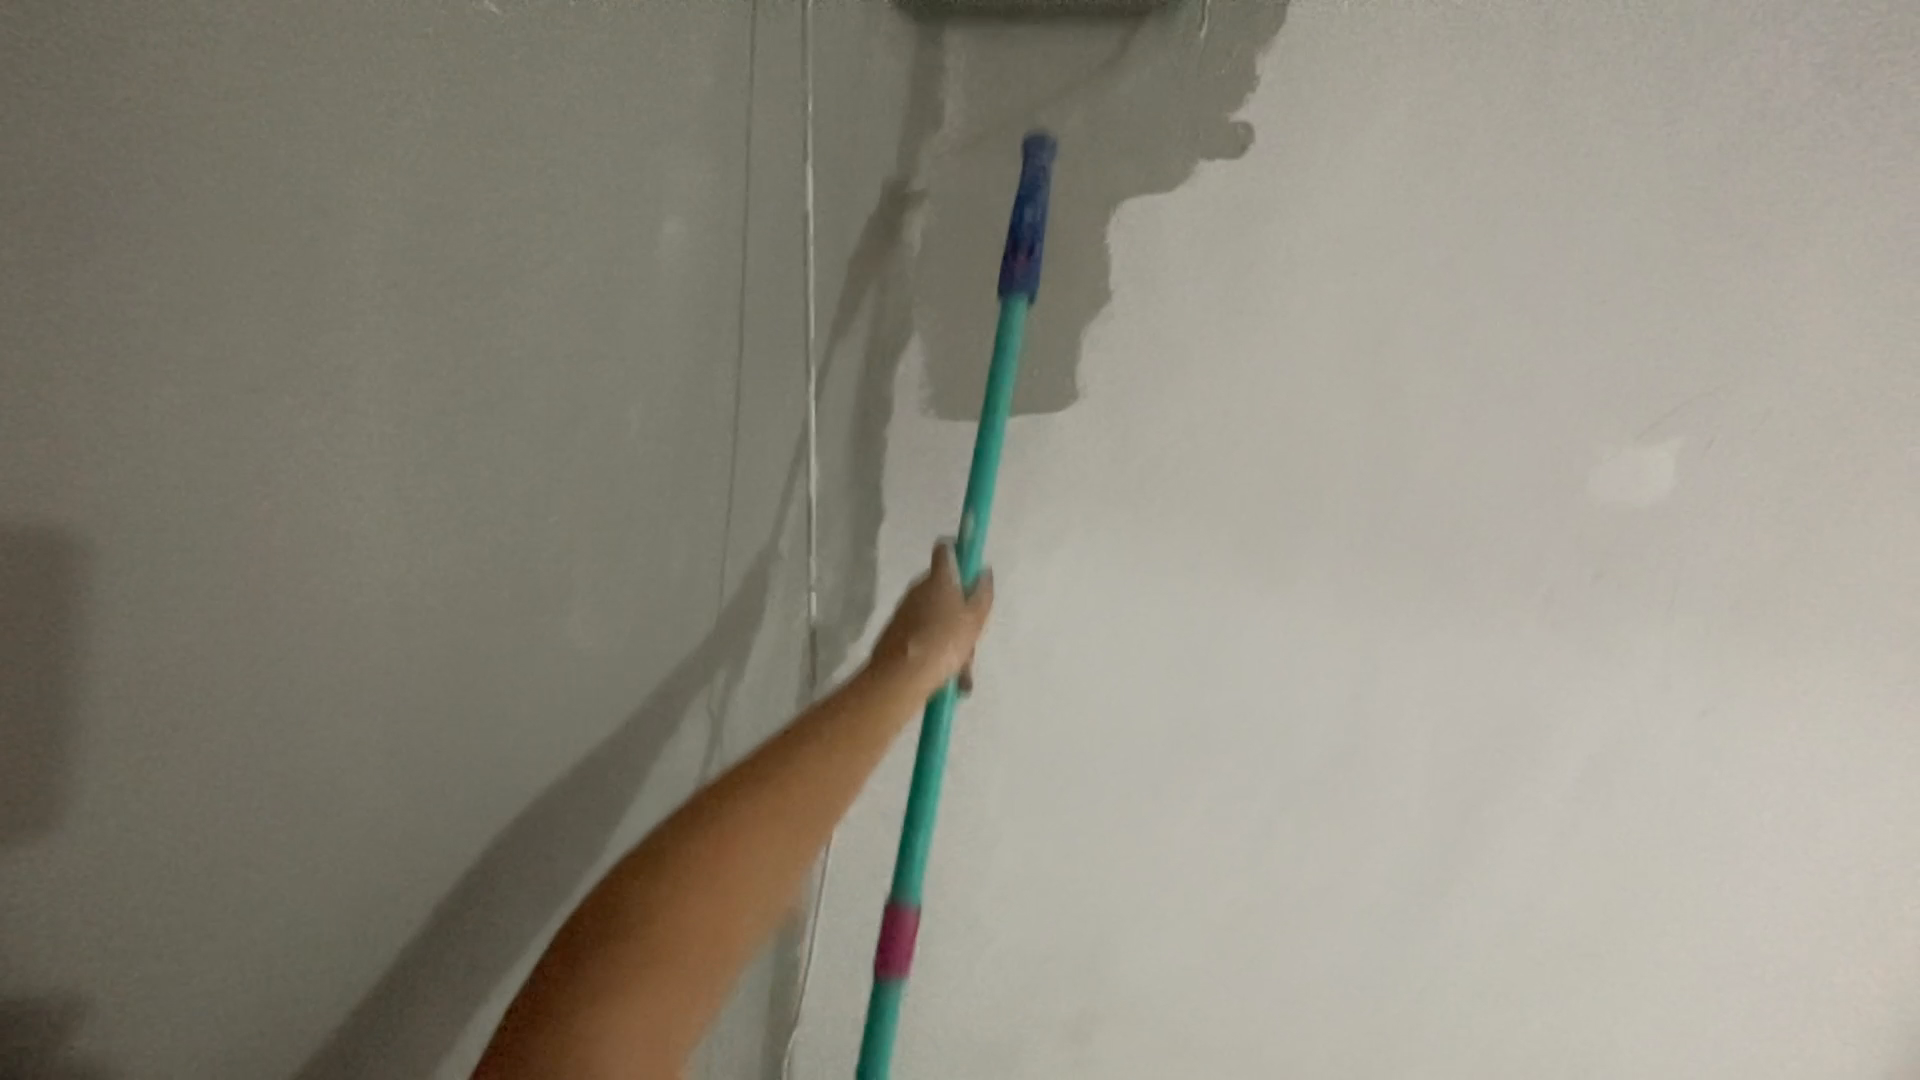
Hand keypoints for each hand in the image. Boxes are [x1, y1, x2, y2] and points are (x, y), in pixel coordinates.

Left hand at [869, 542, 993, 697]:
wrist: (901, 675)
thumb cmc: (944, 641)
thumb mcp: (975, 619)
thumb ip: (982, 593)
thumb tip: (984, 570)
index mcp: (938, 580)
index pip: (945, 551)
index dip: (958, 553)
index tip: (969, 567)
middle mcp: (918, 589)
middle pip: (944, 591)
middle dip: (960, 613)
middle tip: (972, 638)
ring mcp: (903, 611)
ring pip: (935, 618)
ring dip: (950, 639)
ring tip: (962, 670)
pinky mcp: (894, 633)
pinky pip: (922, 636)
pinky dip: (935, 651)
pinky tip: (947, 676)